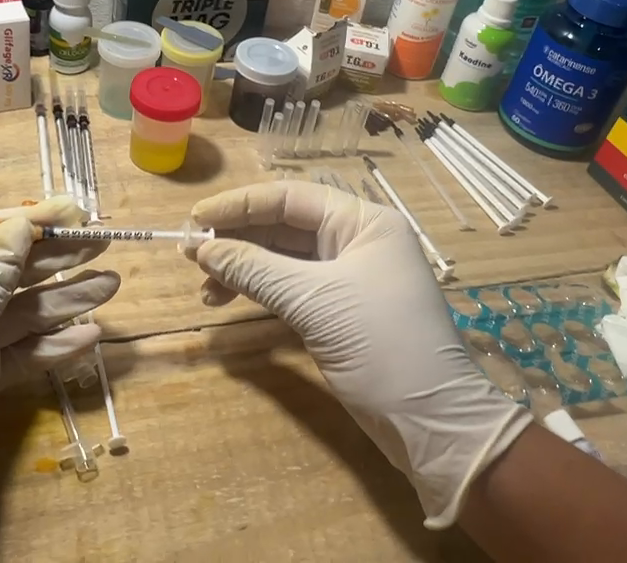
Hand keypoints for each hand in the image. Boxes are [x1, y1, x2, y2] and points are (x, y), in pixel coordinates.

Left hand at [0, 198, 119, 562]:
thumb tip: (19, 224)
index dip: (21, 222)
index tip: (68, 211)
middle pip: (2, 275)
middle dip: (51, 260)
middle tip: (101, 244)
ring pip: (18, 316)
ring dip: (63, 301)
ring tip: (110, 285)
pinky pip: (22, 356)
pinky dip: (54, 345)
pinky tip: (90, 336)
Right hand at [185, 181, 529, 528]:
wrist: (435, 428)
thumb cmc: (383, 348)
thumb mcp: (315, 303)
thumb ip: (255, 270)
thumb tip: (202, 249)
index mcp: (363, 222)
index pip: (291, 198)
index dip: (240, 205)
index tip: (196, 220)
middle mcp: (356, 241)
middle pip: (284, 226)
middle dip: (237, 239)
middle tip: (191, 255)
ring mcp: (348, 277)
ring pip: (282, 259)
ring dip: (242, 269)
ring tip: (205, 289)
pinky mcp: (339, 311)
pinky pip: (289, 287)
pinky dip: (257, 292)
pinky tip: (226, 301)